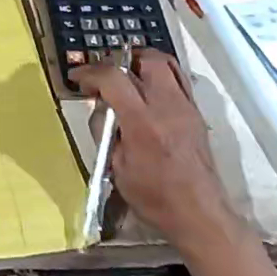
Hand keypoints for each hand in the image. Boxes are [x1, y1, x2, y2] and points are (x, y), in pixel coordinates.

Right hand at [71, 50, 239, 251]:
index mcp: (143, 123)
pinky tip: (145, 91)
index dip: (89, 72)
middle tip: (103, 75)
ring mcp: (187, 108)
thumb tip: (101, 106)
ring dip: (141, 63)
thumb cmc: (152, 196)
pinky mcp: (197, 114)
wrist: (200, 215)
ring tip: (124, 77)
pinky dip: (158, 76)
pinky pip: (178, 80)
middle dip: (119, 60)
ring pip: (166, 64)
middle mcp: (168, 108)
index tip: (76, 78)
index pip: (113, 77)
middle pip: (146, 60)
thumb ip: (104, 129)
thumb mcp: (114, 165)